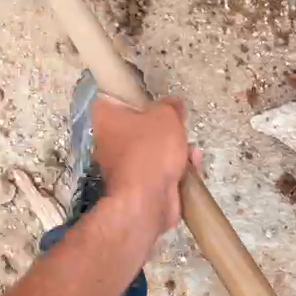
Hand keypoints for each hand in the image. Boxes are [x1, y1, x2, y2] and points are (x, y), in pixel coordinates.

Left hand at [91, 93, 197, 238]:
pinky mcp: (138, 185)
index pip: (113, 97)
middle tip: (177, 126)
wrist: (148, 200)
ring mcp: (123, 165)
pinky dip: (175, 168)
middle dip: (163, 127)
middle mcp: (108, 140)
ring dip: (174, 149)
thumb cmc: (150, 150)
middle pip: (139, 125)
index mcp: (105, 117)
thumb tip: (172, 104)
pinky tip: (191, 166)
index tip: (153, 98)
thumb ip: (170, 105)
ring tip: (189, 150)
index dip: (134, 95)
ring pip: (151, 149)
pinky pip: (158, 169)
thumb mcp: (166, 116)